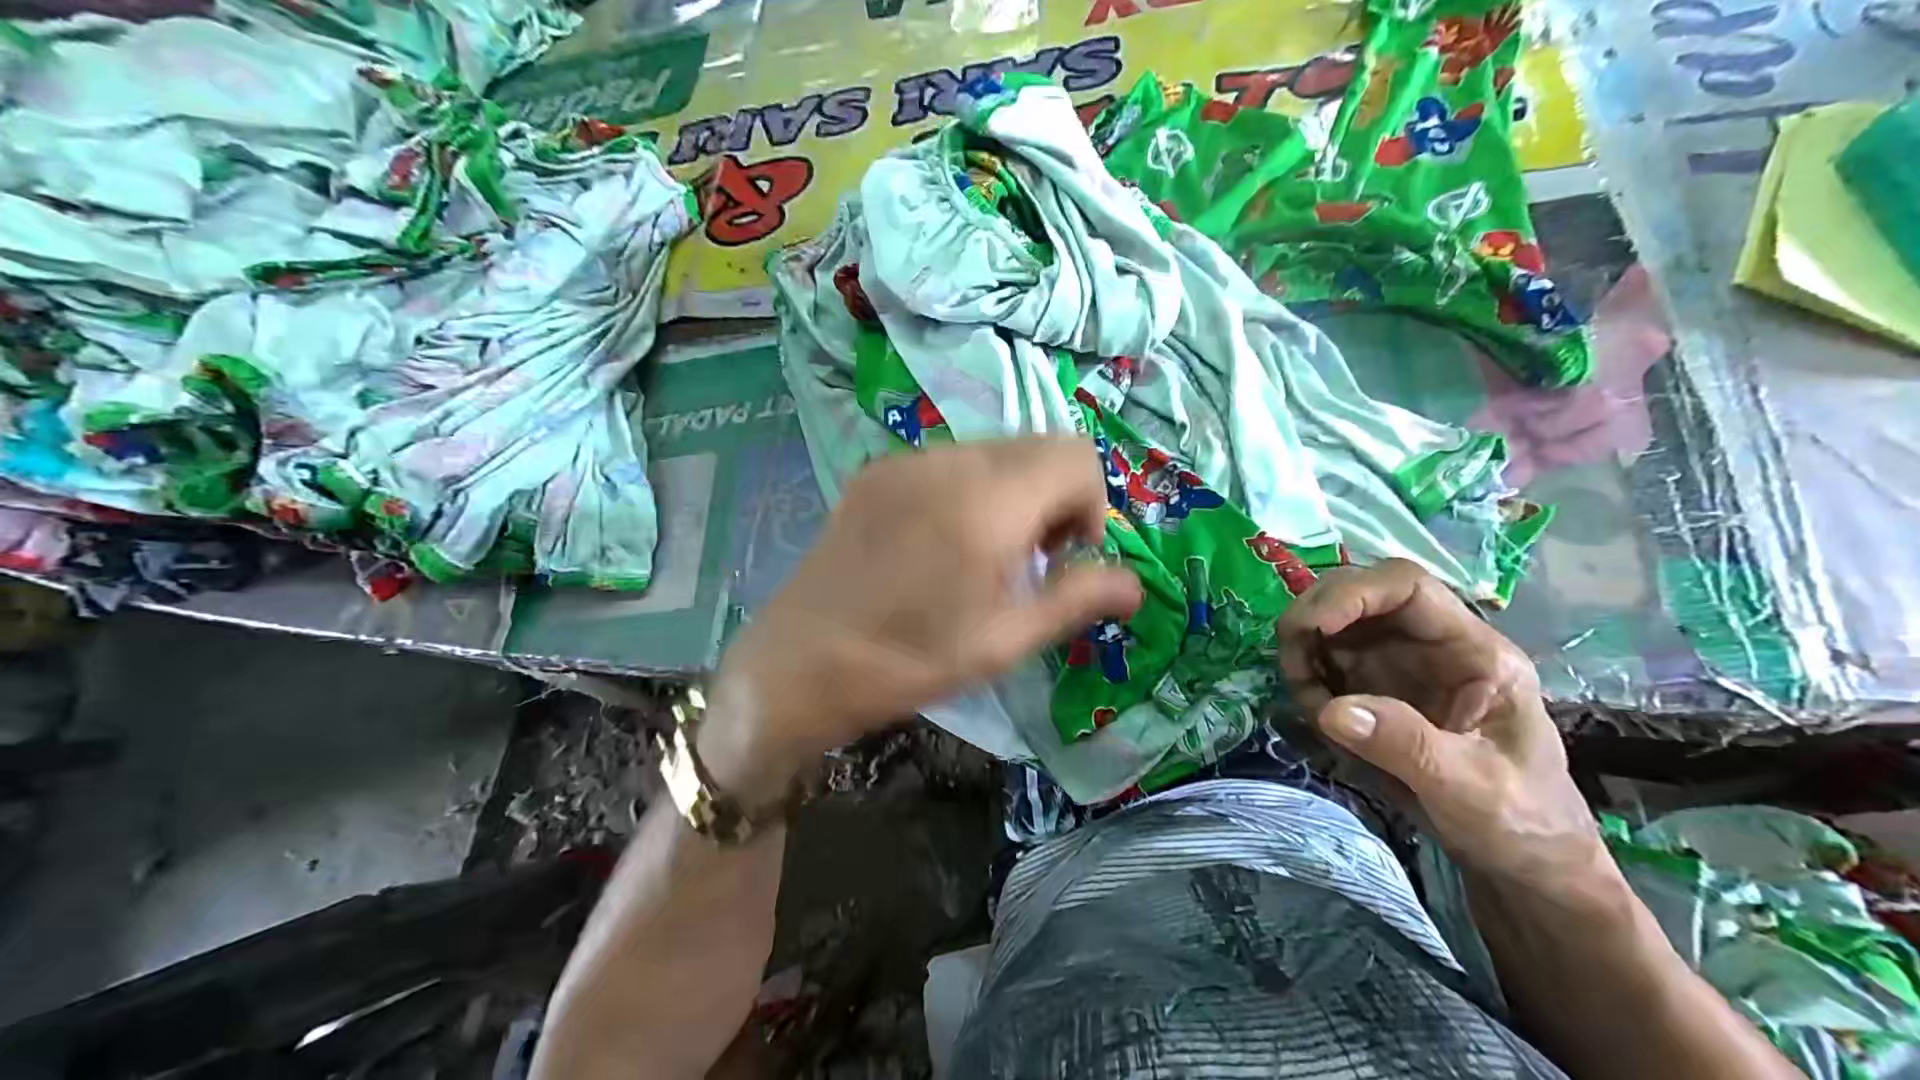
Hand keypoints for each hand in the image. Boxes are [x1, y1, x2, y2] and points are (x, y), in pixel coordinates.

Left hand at [697, 438, 1141, 807]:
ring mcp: (905, 460)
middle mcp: (948, 461)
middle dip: (1055, 495)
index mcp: (987, 502)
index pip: (1075, 455)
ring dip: (1014, 490)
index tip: (1066, 557)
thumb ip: (1077, 598)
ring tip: (986, 552)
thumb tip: (1136, 585)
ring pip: (994, 450)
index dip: (1090, 504)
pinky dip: (971, 488)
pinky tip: (943, 542)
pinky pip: (949, 461)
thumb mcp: (1004, 641)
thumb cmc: (908, 661)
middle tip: (1031, 559)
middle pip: (1037, 446)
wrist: (798, 664)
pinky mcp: (876, 471)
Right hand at [1276, 559, 1611, 893]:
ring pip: (1330, 624)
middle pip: (1356, 594)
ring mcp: (1396, 662)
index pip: (1406, 587)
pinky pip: (1320, 659)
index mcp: (1472, 651)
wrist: (1521, 860)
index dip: (1352, 593)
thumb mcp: (1473, 790)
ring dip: (1303, 651)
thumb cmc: (1519, 821)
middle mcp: (1429, 643)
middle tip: (1292, 663)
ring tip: (1309, 702)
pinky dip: (1304, 677)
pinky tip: (1317, 714)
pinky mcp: (1370, 685)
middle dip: (1314, 619)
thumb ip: (1406, 746)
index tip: (1311, 627)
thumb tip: (1334, 712)